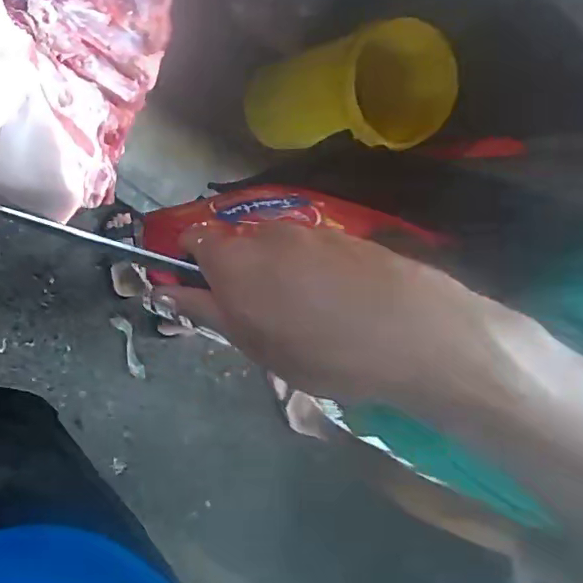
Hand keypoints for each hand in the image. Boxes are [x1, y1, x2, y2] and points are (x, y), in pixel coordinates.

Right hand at [163, 222, 545, 412]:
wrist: (419, 337)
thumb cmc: (321, 351)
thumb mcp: (253, 343)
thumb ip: (204, 310)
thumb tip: (163, 290)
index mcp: (233, 257)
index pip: (192, 238)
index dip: (189, 264)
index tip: (204, 295)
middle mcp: (266, 232)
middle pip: (236, 245)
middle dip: (237, 274)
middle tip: (258, 318)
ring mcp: (311, 231)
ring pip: (276, 249)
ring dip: (276, 274)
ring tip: (306, 317)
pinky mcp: (348, 238)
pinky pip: (313, 252)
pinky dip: (312, 273)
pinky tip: (341, 307)